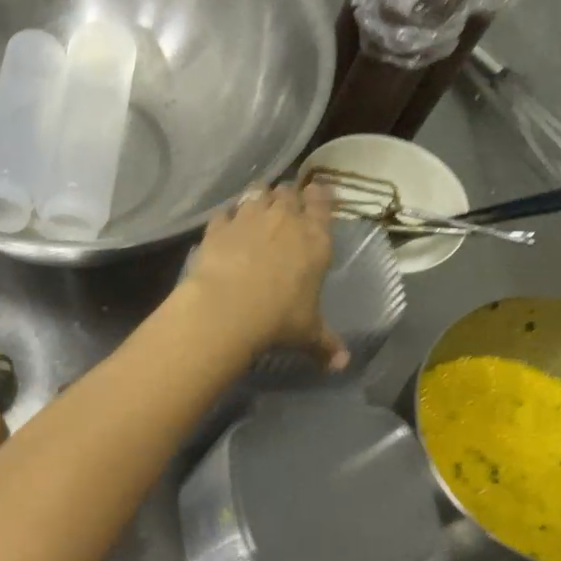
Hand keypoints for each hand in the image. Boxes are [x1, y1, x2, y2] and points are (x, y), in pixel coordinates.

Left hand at [178, 183, 345, 370]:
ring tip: (254, 207)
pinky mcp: (218, 228)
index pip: (322, 203)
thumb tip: (342, 366)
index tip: (316, 195)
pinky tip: (223, 226)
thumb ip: (325, 345)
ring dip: (257, 198)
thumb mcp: (307, 334)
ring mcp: (249, 219)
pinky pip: (223, 213)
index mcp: (315, 239)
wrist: (229, 309)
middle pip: (288, 193)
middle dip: (286, 198)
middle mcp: (284, 219)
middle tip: (283, 208)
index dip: (319, 197)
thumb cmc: (278, 319)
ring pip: (256, 193)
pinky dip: (225, 217)